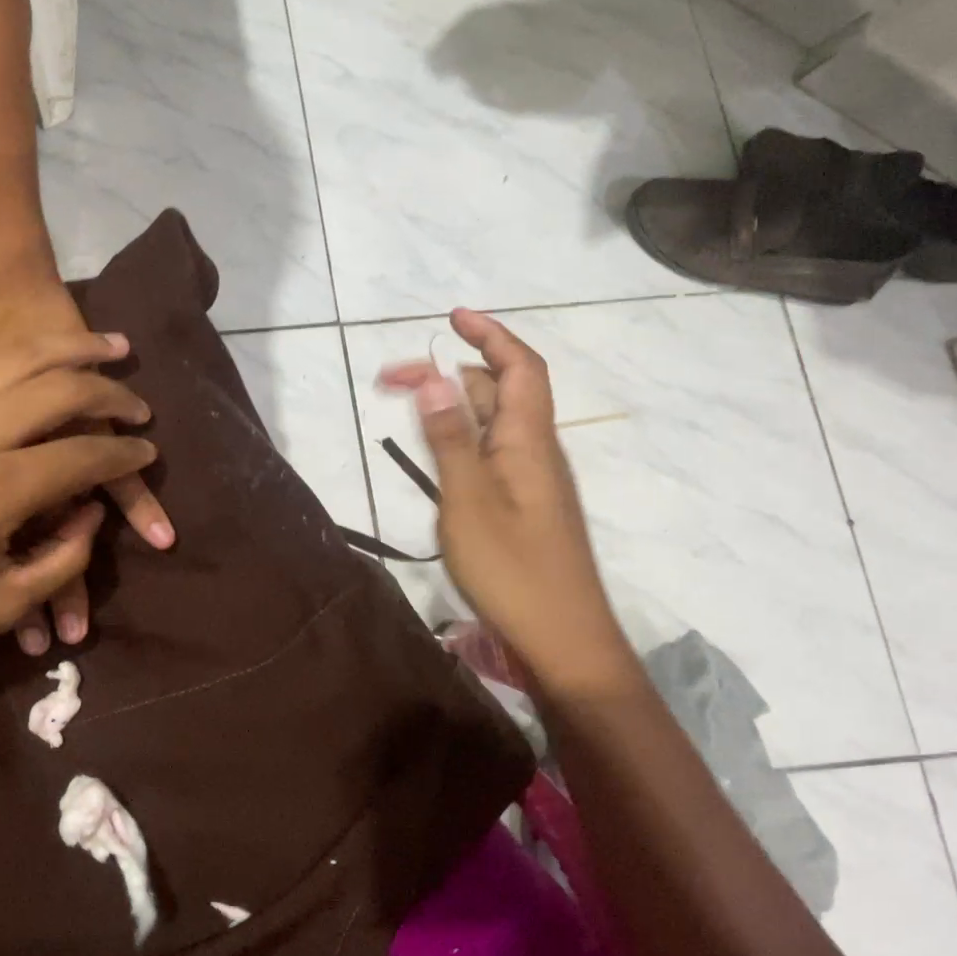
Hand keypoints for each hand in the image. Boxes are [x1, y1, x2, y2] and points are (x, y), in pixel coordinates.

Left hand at [0, 274, 159, 694]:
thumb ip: (62, 561)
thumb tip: (91, 515)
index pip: (85, 458)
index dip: (126, 455)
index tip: (148, 452)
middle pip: (61, 394)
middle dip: (111, 396)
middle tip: (137, 407)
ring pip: (11, 361)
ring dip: (66, 348)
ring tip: (107, 346)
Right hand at [376, 309, 628, 681]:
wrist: (563, 639)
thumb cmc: (513, 570)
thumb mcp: (467, 501)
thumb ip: (449, 438)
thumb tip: (433, 377)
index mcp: (529, 442)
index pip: (520, 367)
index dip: (491, 335)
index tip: (452, 316)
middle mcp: (535, 451)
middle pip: (502, 390)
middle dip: (452, 369)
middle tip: (392, 379)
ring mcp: (532, 479)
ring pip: (496, 421)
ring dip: (453, 403)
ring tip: (406, 406)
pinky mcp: (524, 504)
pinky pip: (492, 449)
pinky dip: (461, 434)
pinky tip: (436, 452)